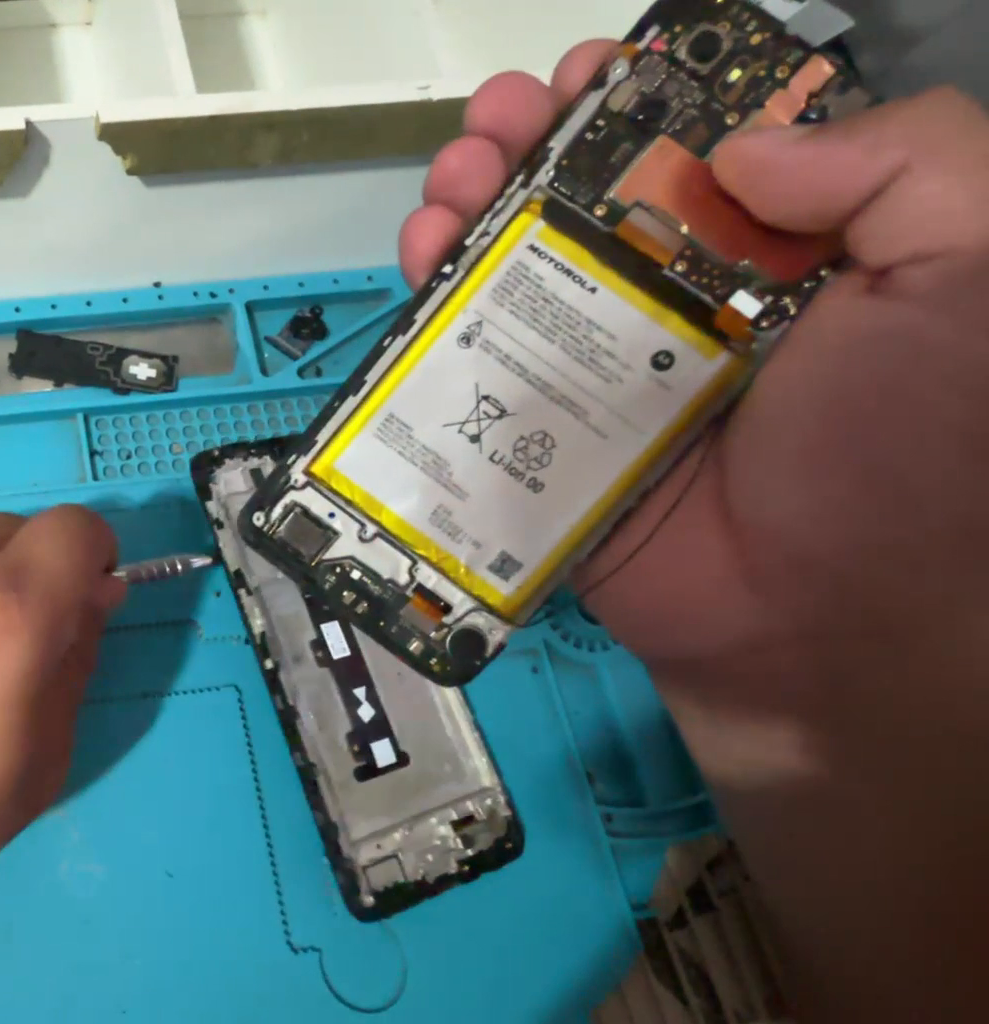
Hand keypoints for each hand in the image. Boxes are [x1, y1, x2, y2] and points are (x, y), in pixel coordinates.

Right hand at [406, 43, 988, 718]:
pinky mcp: (520, 428)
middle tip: (493, 124)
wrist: (810, 615)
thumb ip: (906, 173)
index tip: (592, 77)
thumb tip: (738, 148)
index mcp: (763, 254)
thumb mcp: (973, 283)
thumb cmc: (905, 450)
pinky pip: (462, 360)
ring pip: (503, 272)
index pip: (681, 156)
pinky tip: (422, 259)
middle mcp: (660, 300)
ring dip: (465, 210)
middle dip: (524, 148)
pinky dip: (429, 305)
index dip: (632, 107)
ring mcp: (579, 367)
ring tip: (447, 182)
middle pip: (571, 205)